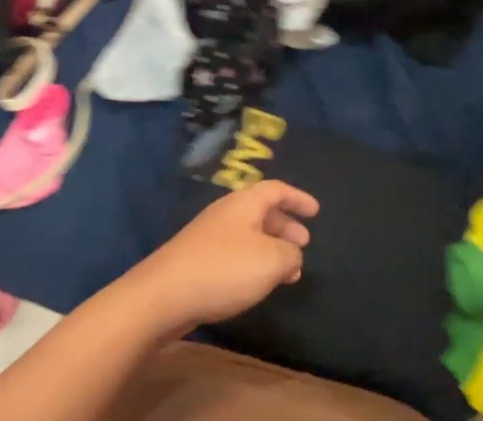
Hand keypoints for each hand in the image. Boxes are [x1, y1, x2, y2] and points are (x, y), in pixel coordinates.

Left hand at [121, 180, 319, 334]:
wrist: (166, 293)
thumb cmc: (225, 269)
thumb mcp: (271, 260)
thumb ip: (290, 254)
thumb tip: (291, 254)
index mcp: (243, 203)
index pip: (275, 190)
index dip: (297, 198)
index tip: (315, 210)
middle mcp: (226, 213)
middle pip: (261, 210)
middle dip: (285, 224)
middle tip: (305, 242)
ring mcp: (210, 236)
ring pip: (250, 233)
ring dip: (272, 247)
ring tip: (291, 270)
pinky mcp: (200, 259)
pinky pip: (237, 251)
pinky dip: (256, 261)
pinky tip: (262, 282)